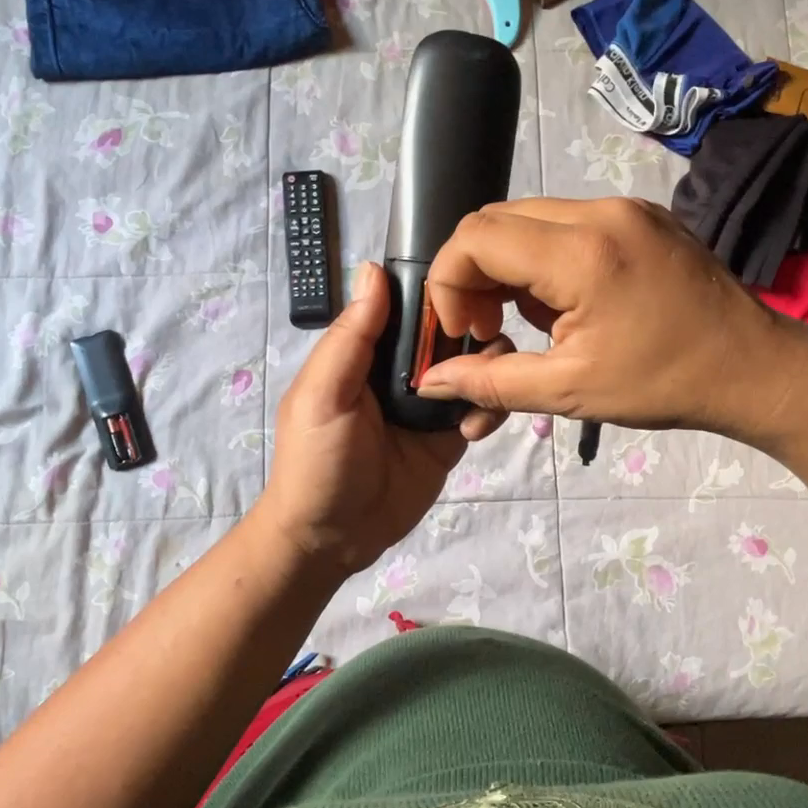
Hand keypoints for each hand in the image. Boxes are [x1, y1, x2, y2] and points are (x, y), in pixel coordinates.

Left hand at [256, 262, 508, 578]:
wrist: (334, 537)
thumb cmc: (316, 460)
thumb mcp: (323, 395)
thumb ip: (351, 338)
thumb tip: (373, 269)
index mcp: (365, 352)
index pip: (407, 306)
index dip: (438, 291)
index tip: (472, 282)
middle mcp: (400, 370)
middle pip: (448, 332)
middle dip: (472, 330)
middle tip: (487, 338)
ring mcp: (429, 403)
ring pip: (473, 366)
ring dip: (488, 369)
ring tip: (488, 385)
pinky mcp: (449, 435)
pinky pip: (480, 407)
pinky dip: (490, 407)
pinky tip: (477, 425)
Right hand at [415, 197, 807, 440]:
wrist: (755, 368)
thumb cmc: (664, 384)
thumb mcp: (570, 391)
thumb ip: (490, 382)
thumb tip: (429, 382)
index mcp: (581, 254)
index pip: (475, 238)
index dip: (448, 283)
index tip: (465, 333)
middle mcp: (599, 212)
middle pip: (495, 220)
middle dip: (472, 275)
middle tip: (487, 329)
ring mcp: (623, 208)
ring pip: (527, 218)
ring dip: (505, 268)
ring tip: (521, 323)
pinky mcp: (638, 216)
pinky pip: (564, 222)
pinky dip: (541, 260)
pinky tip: (559, 306)